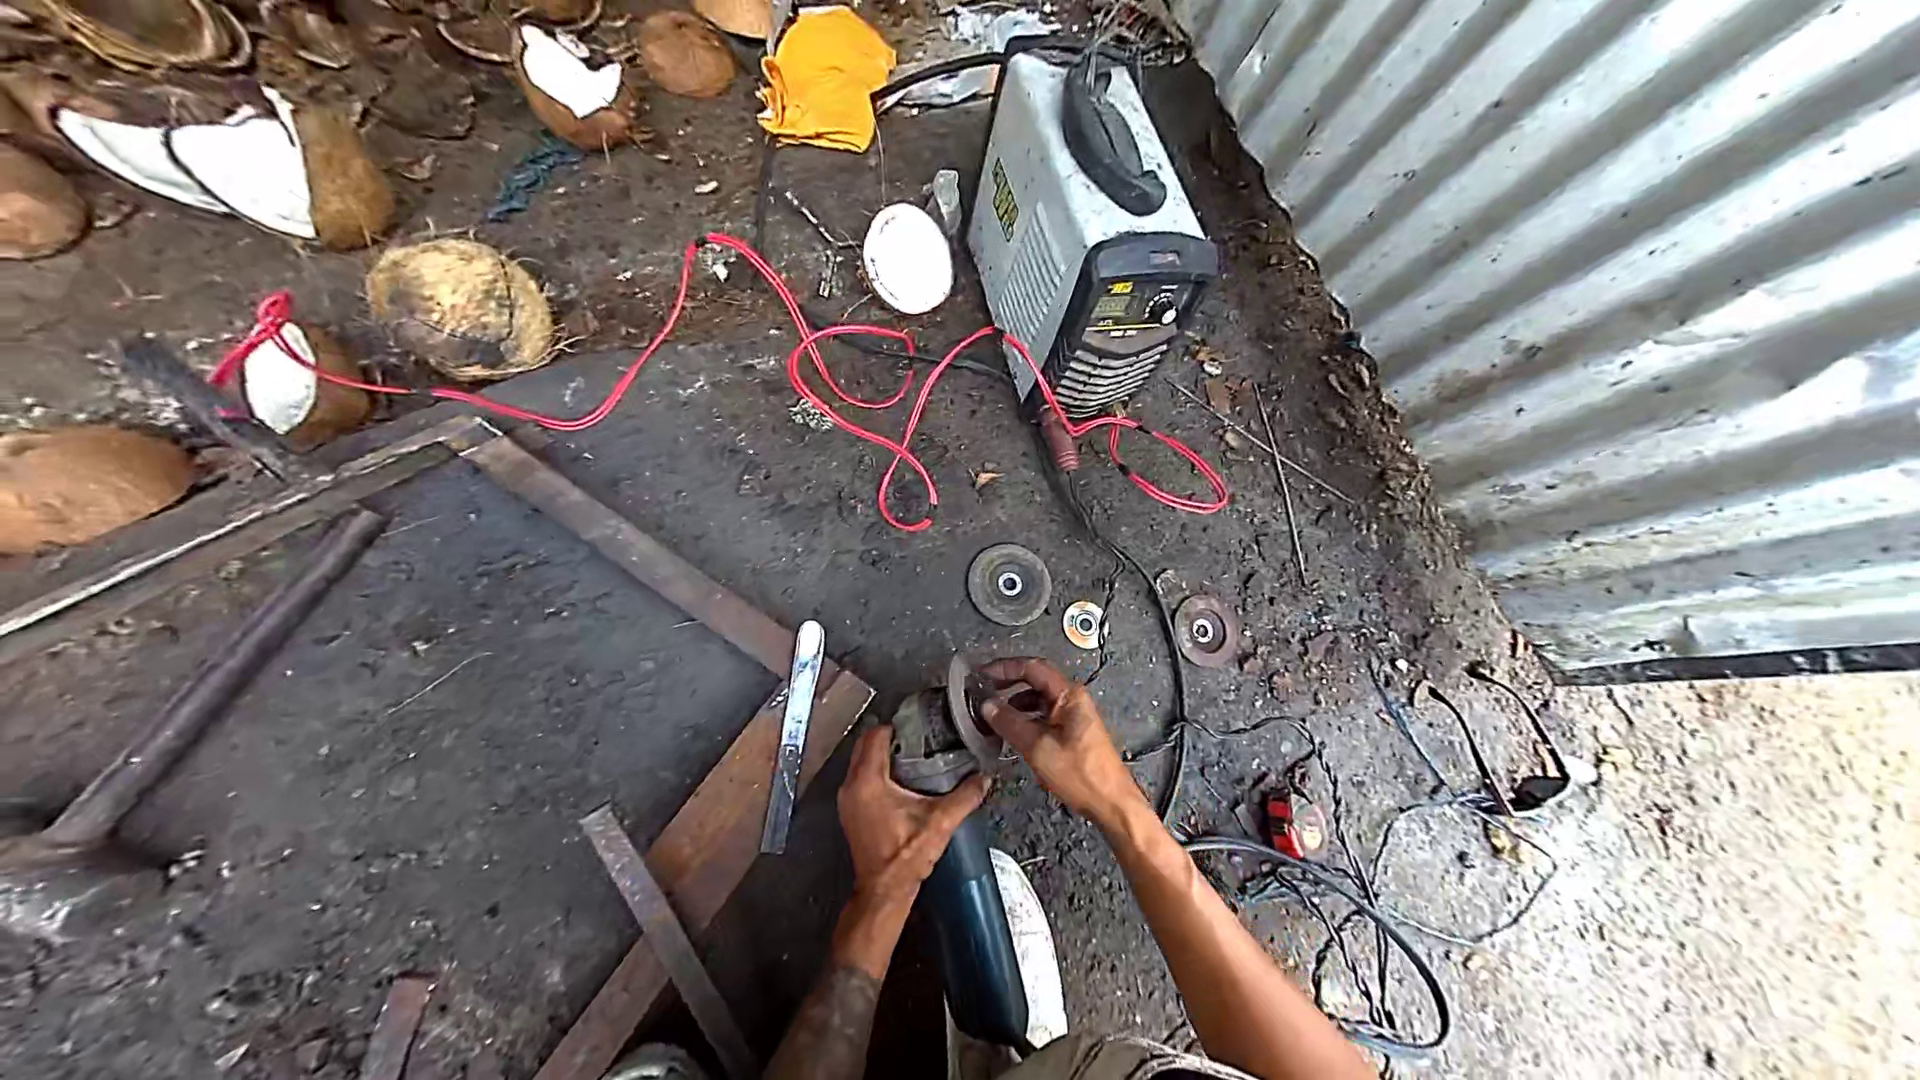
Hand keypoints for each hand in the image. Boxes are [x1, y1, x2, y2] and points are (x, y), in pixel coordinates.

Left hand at [837, 725, 988, 903]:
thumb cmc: (906, 855)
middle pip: (865, 745)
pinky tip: (900, 777)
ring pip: (861, 760)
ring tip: (912, 753)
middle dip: (889, 737)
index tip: (918, 726)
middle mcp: (851, 785)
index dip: (897, 727)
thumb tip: (986, 777)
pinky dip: (876, 769)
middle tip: (918, 737)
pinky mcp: (849, 809)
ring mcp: (847, 798)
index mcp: (868, 781)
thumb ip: (965, 796)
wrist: (883, 891)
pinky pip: (860, 776)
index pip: (876, 736)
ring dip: (881, 753)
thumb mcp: (939, 822)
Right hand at [977, 657, 1147, 830]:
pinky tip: (1011, 730)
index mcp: (1069, 695)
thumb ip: (1010, 722)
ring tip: (993, 713)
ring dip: (1015, 702)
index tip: (982, 674)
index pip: (1032, 668)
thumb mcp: (1037, 747)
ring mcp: (1073, 714)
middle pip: (1035, 680)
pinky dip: (1025, 717)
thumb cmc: (1079, 774)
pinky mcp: (1072, 731)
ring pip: (1038, 698)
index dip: (1004, 668)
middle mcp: (1073, 699)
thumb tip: (987, 705)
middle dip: (1008, 682)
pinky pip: (1043, 715)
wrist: (1111, 803)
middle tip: (983, 689)